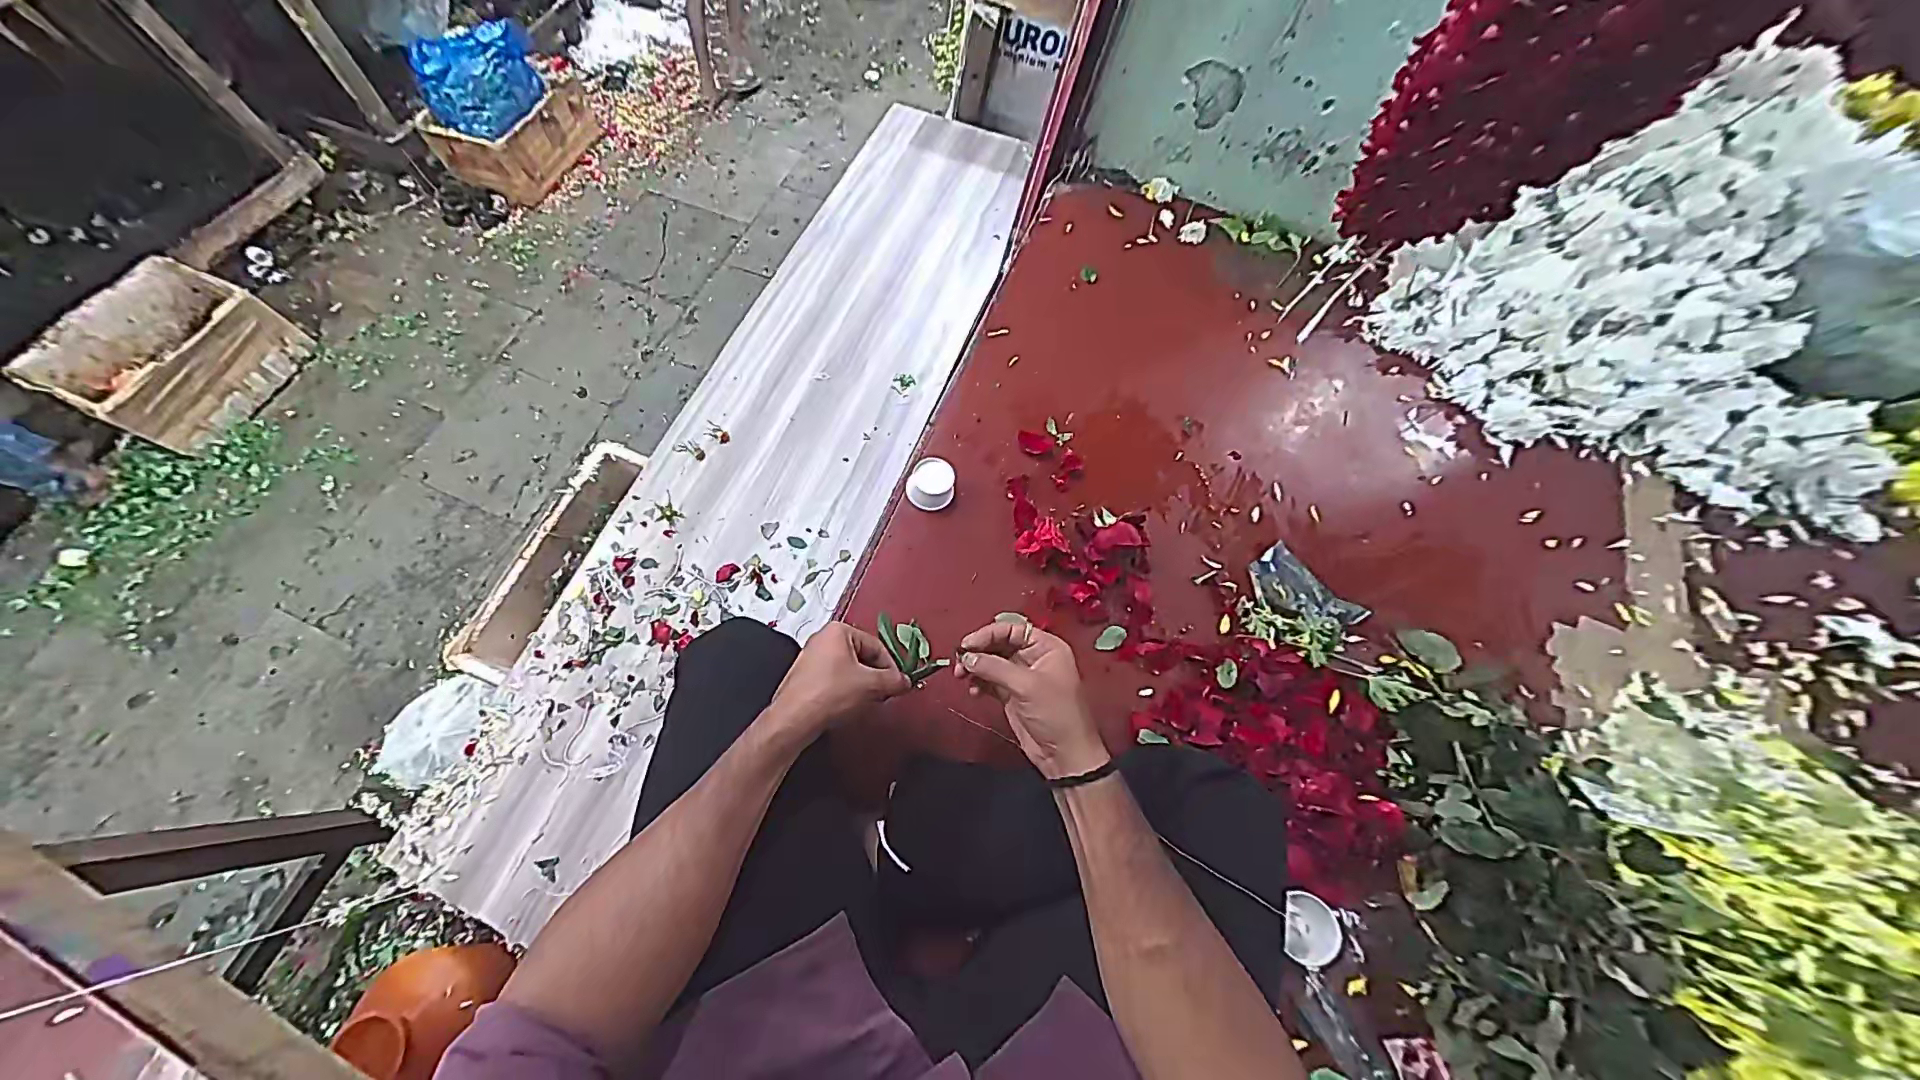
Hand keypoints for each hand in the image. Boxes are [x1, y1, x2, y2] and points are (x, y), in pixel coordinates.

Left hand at [763, 622, 911, 739]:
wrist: (795, 719)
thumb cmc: (826, 694)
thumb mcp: (870, 685)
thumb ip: (893, 680)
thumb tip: (904, 681)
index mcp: (838, 631)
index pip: (876, 646)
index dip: (890, 666)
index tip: (897, 682)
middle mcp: (822, 639)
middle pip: (862, 657)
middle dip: (875, 677)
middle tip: (884, 692)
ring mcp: (812, 658)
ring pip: (849, 669)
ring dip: (862, 685)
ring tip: (866, 700)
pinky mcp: (806, 677)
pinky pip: (835, 679)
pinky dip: (846, 690)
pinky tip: (848, 705)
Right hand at [955, 621, 1108, 779]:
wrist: (1065, 754)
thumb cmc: (1056, 714)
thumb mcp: (1026, 686)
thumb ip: (994, 668)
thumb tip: (967, 656)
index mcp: (1046, 647)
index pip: (1013, 629)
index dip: (988, 633)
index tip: (967, 644)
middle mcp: (1033, 658)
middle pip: (999, 644)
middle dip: (978, 651)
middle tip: (959, 661)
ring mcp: (1021, 677)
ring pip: (991, 662)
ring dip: (975, 667)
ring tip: (961, 676)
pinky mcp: (1012, 695)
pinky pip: (990, 681)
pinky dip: (979, 683)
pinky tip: (973, 691)